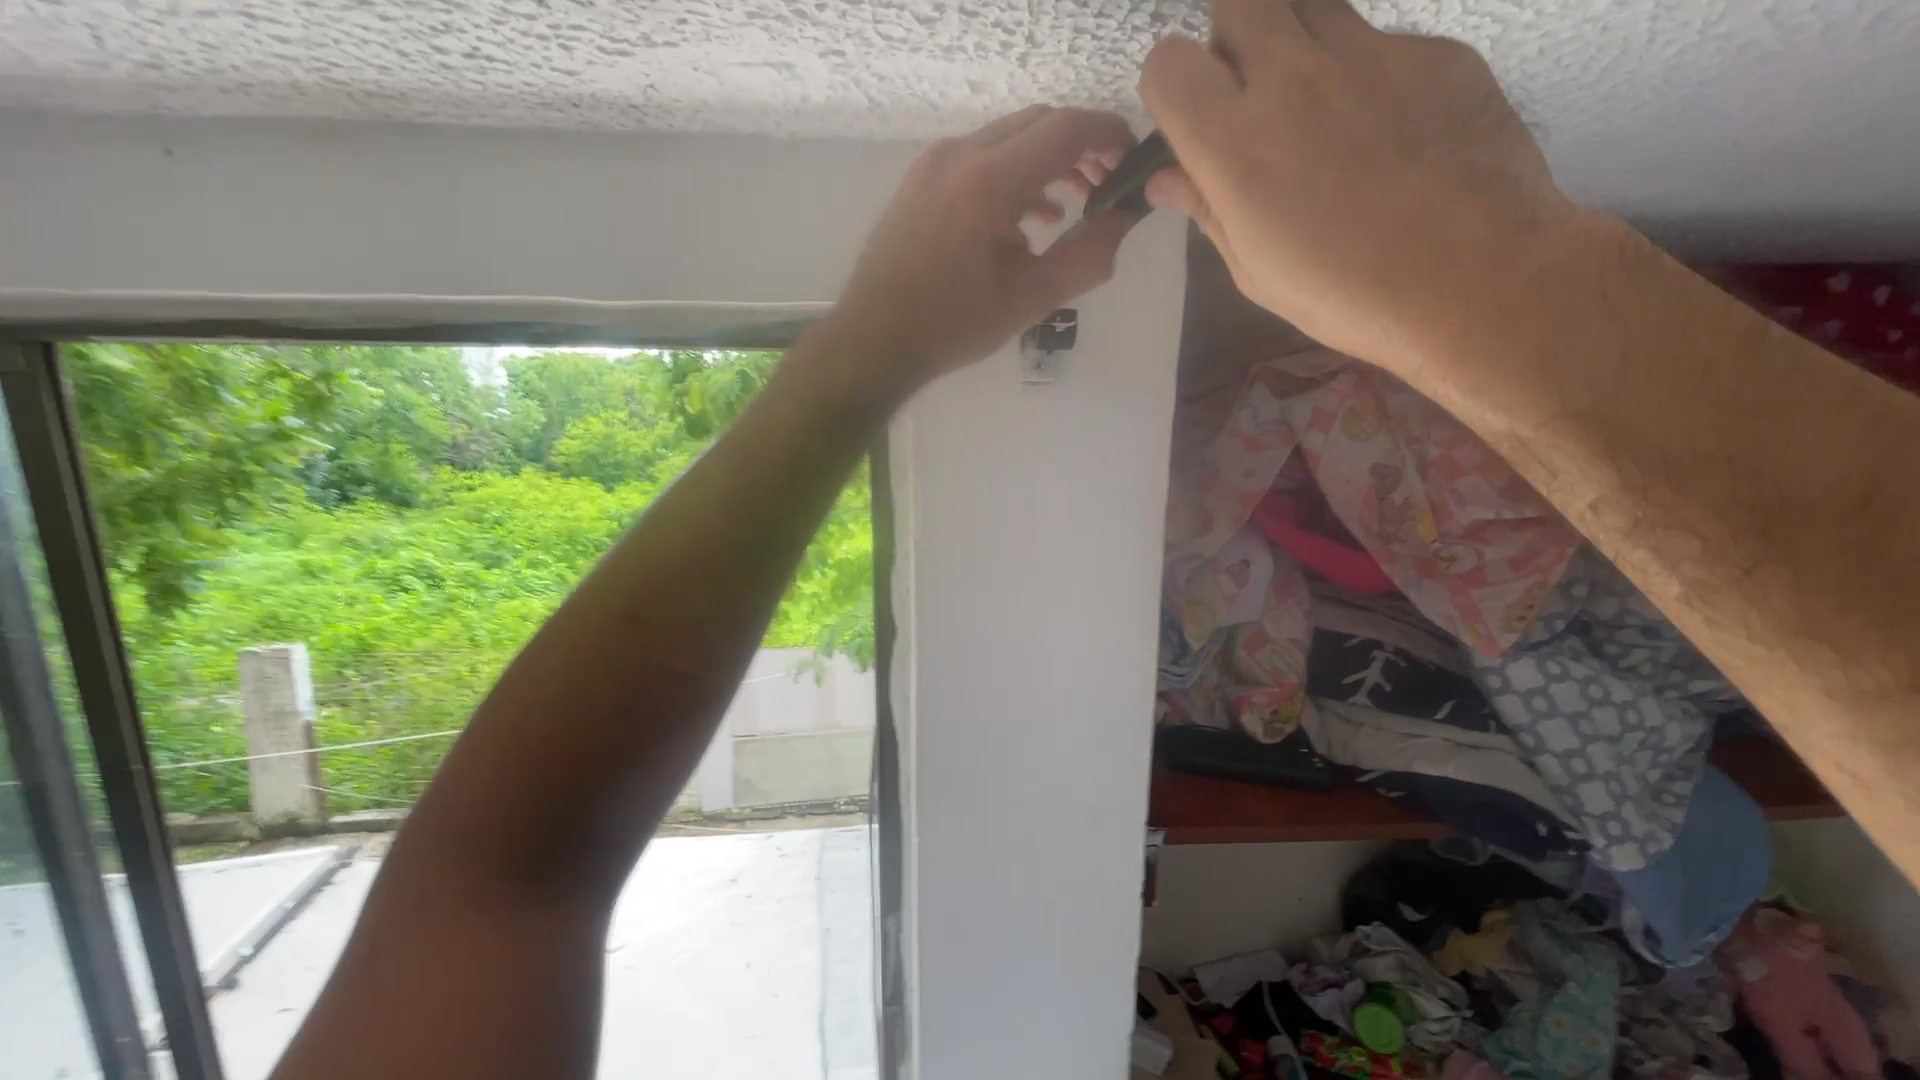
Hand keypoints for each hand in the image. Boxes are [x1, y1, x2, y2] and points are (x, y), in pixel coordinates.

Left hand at [815, 106, 1140, 403]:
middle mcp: (959, 156)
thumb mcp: (1028, 300)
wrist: (872, 341)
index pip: (1066, 130)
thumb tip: (1122, 222)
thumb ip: (1085, 258)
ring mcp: (933, 165)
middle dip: (1080, 147)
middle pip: (1038, 124)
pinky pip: (978, 160)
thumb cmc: (950, 327)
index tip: (1133, 162)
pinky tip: (1023, 225)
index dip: (1110, 136)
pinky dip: (1011, 177)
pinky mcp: (919, 181)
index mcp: (987, 182)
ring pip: (1007, 140)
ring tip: (1070, 211)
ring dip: (1046, 164)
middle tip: (1105, 188)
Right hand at [1138, 0, 1582, 372]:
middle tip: (1252, 92)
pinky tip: (1394, 133)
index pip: (1167, 62)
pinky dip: (1372, 74)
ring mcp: (1369, 52)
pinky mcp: (1434, 51)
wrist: (1476, 279)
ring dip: (1297, 38)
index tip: (1192, 121)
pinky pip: (1384, 40)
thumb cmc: (1345, 294)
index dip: (1173, 88)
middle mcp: (1291, 74)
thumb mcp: (1254, 269)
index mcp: (1233, 139)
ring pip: (1310, 2)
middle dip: (1232, 37)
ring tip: (1319, 103)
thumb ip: (1207, 208)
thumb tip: (1167, 178)